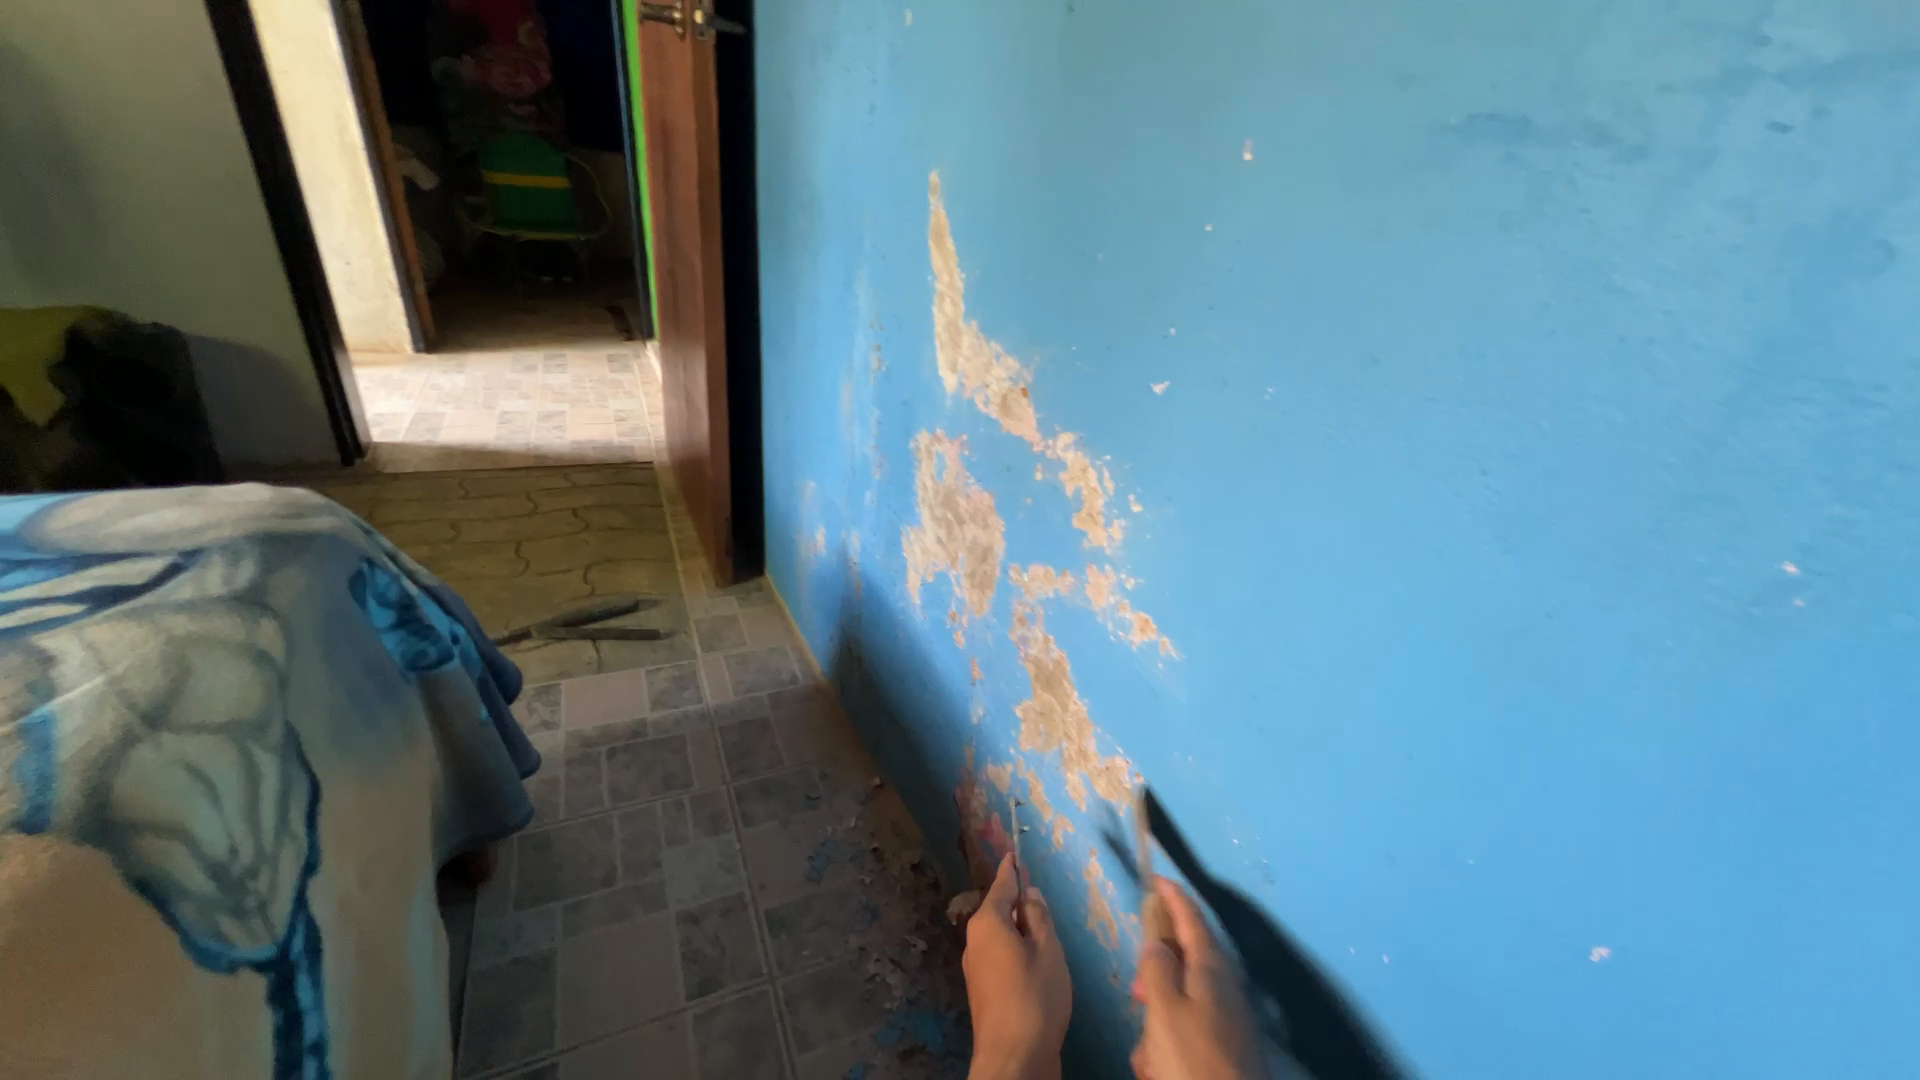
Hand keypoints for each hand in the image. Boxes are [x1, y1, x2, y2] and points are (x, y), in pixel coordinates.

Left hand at [964, 853, 1071, 1079]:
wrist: (1013, 1059)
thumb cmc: (1035, 997)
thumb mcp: (1048, 950)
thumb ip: (1040, 917)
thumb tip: (1029, 895)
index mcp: (987, 922)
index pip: (1002, 885)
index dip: (1011, 869)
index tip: (1013, 853)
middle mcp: (974, 940)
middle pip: (999, 910)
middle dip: (1018, 904)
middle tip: (1042, 902)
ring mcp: (975, 968)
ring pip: (1000, 936)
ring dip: (1019, 932)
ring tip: (1044, 936)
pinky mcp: (982, 992)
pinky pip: (1000, 958)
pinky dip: (1015, 953)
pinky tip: (1034, 966)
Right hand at [1132, 877, 1266, 1079]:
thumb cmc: (1194, 1060)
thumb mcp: (1163, 1009)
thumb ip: (1155, 969)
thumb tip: (1156, 943)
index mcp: (1212, 968)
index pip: (1191, 918)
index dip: (1173, 896)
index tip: (1157, 879)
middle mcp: (1224, 987)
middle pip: (1183, 961)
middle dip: (1155, 976)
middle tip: (1137, 995)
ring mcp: (1227, 1020)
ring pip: (1179, 1004)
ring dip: (1157, 1024)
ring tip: (1150, 1055)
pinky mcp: (1224, 1050)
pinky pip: (1186, 1034)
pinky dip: (1168, 1047)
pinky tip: (1159, 1071)